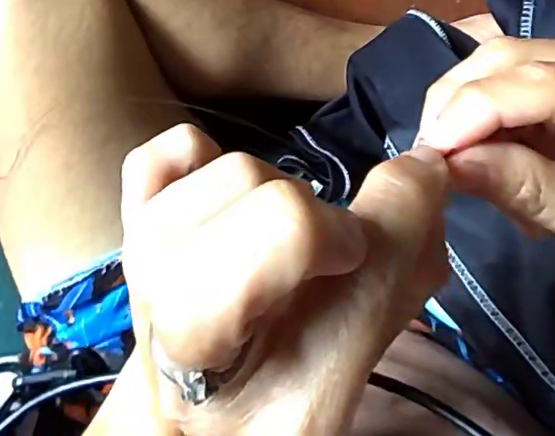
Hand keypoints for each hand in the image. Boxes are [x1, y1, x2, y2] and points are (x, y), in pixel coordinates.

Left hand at [107, 124, 448, 434]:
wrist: (192, 411)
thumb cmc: (271, 403)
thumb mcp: (344, 367)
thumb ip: (393, 263)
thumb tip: (424, 165)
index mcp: (203, 341)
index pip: (285, 224)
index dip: (343, 236)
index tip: (350, 269)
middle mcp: (152, 283)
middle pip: (256, 180)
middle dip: (308, 217)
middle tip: (311, 267)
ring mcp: (136, 238)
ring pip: (227, 160)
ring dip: (269, 194)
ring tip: (269, 250)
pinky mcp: (130, 207)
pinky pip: (171, 144)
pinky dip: (205, 158)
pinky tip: (222, 206)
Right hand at [417, 39, 554, 327]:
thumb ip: (535, 192)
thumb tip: (451, 163)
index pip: (546, 83)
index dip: (479, 108)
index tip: (435, 151)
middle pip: (513, 59)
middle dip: (459, 102)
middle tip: (431, 160)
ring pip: (498, 62)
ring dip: (460, 106)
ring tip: (452, 163)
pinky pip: (502, 82)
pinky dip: (475, 116)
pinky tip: (475, 154)